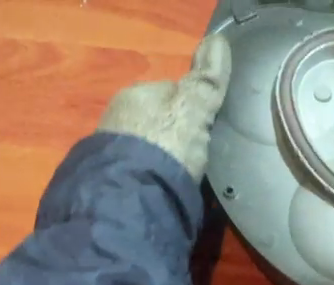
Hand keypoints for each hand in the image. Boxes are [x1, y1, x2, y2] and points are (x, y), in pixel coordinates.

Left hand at [97, 35, 231, 179]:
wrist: (134, 194)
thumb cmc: (166, 145)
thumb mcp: (193, 110)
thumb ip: (206, 82)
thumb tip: (217, 41)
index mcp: (139, 93)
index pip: (172, 91)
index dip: (193, 108)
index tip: (208, 128)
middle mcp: (121, 115)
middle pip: (158, 119)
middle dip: (174, 134)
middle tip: (197, 157)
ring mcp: (115, 148)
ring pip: (149, 146)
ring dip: (163, 158)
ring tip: (182, 178)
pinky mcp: (116, 179)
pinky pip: (142, 171)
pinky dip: (154, 177)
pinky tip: (166, 190)